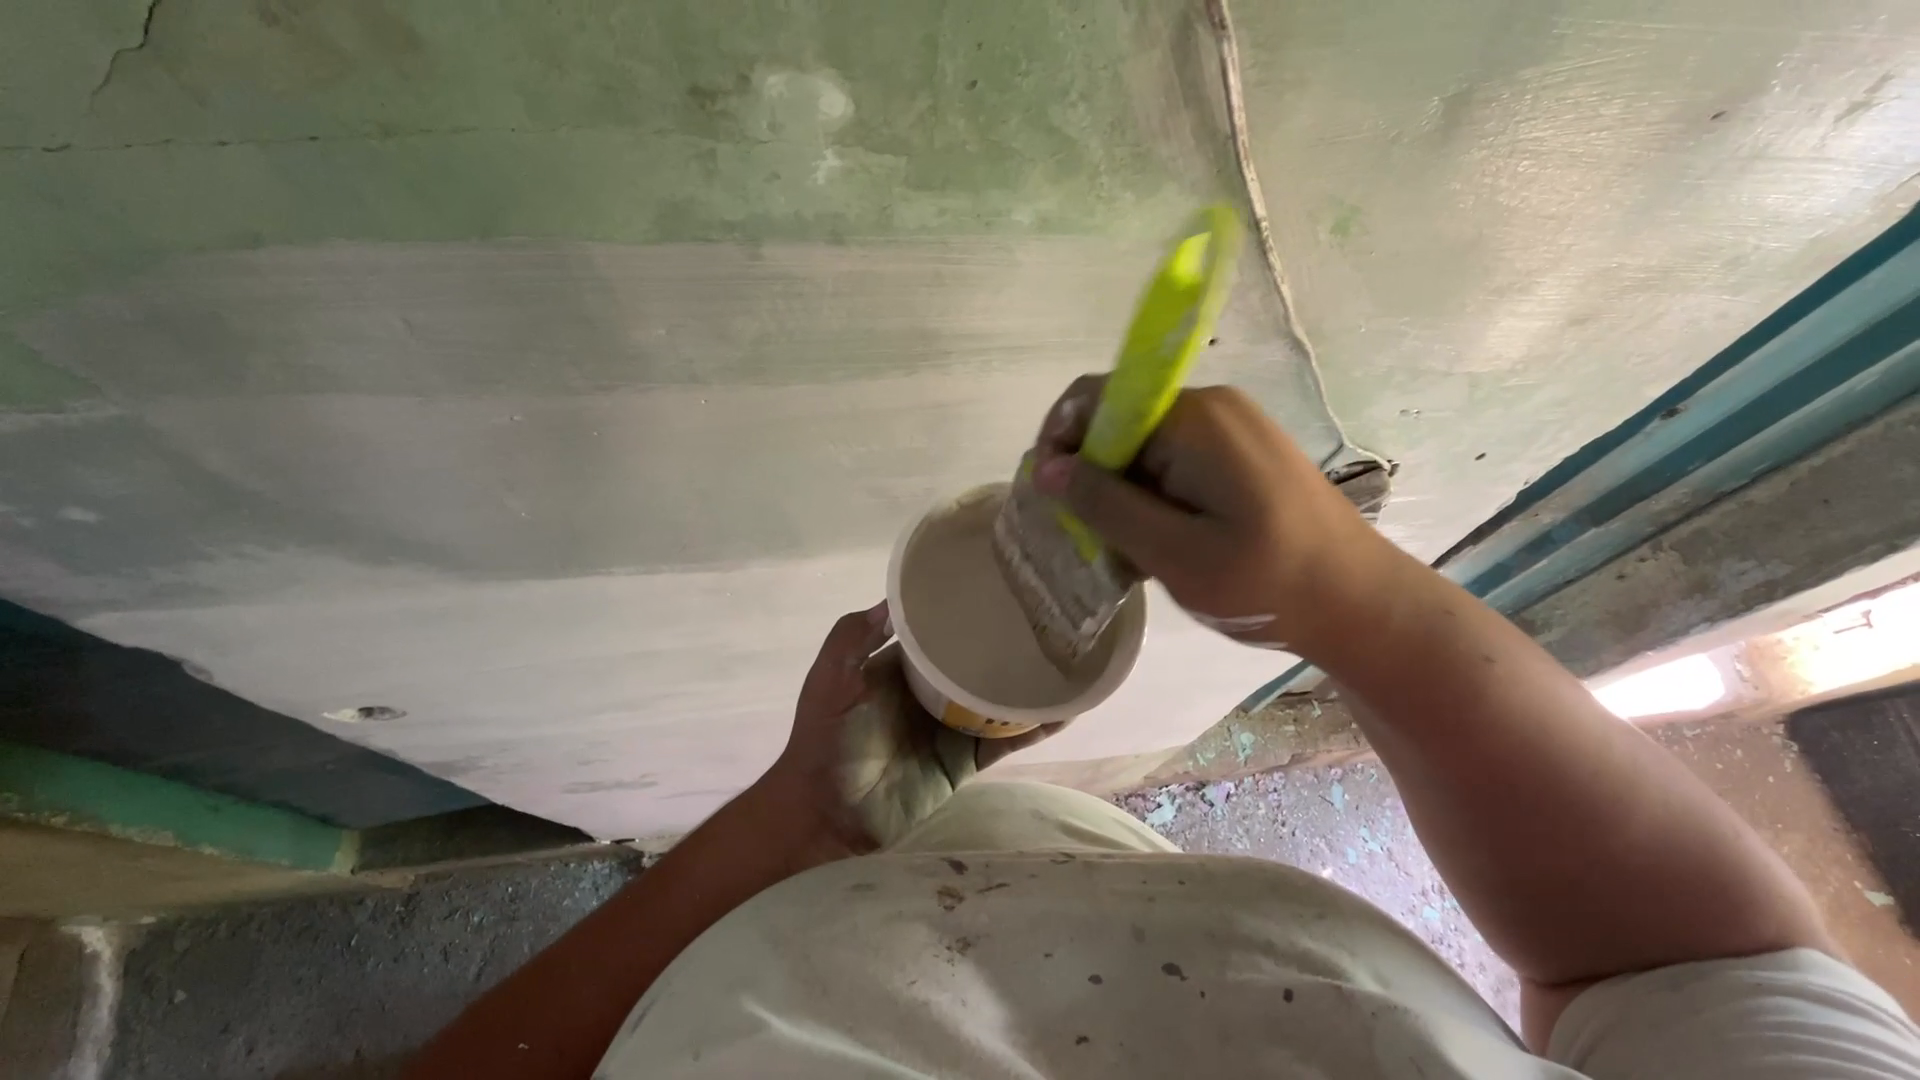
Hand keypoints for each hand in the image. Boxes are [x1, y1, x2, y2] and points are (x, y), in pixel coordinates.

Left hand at [769, 604, 1064, 850]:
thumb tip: (895, 598)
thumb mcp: (830, 681)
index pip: (939, 632)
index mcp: (899, 668)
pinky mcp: (965, 763)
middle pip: (977, 663)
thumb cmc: (825, 741)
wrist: (826, 815)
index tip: (1002, 587)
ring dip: (1031, 685)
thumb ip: (852, 638)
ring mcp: (952, 728)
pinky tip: (1066, 710)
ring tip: (1074, 660)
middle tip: (1052, 619)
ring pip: (1000, 700)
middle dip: (1008, 645)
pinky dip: (1035, 727)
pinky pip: (1005, 741)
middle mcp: (931, 692)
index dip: (965, 612)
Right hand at [1030, 377, 1385, 652]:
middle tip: (1097, 544)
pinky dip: (1157, 500)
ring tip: (1137, 557)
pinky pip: (1178, 463)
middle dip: (1096, 480)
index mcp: (1193, 418)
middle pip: (1121, 426)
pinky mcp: (1244, 454)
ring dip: (1127, 498)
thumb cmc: (1266, 582)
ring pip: (1147, 450)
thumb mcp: (1173, 552)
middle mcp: (1212, 407)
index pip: (1097, 399)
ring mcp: (1232, 429)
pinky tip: (1168, 546)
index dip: (1060, 440)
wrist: (1361, 603)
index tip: (1051, 499)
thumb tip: (1045, 467)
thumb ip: (1105, 506)